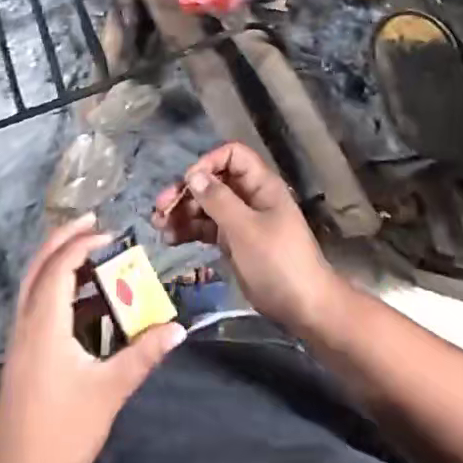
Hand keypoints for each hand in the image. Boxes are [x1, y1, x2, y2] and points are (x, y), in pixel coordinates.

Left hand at [0, 213, 185, 462]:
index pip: (59, 267)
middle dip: (64, 239)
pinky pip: (37, 305)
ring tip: (94, 254)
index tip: (113, 234)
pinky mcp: (22, 355)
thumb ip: (144, 354)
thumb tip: (178, 327)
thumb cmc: (64, 432)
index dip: (83, 244)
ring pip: (35, 285)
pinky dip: (59, 288)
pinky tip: (86, 302)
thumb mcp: (110, 390)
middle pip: (38, 266)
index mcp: (43, 325)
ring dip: (60, 262)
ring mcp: (20, 340)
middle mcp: (25, 324)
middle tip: (93, 221)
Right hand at [151, 142, 347, 334]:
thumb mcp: (246, 229)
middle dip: (187, 191)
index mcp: (261, 185)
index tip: (188, 182)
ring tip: (159, 225)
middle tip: (160, 207)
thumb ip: (219, 200)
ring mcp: (241, 220)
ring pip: (207, 205)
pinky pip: (207, 228)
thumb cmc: (278, 262)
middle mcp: (250, 197)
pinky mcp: (234, 242)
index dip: (208, 163)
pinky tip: (170, 239)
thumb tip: (193, 175)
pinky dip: (189, 230)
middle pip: (214, 181)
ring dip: (183, 212)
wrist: (303, 306)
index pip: (232, 156)